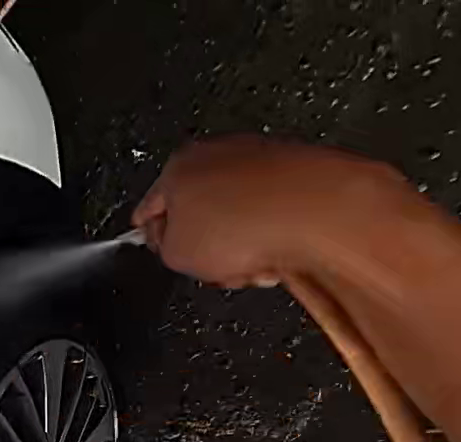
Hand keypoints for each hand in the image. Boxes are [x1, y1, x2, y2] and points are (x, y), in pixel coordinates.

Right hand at [131, 136, 412, 286]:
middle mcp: (217, 155)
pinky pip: (266, 221)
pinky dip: (266, 242)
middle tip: (209, 267)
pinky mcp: (290, 178)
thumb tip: (170, 245)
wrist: (310, 212)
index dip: (150, 236)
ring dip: (236, 252)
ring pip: (232, 222)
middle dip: (202, 249)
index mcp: (178, 167)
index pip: (149, 207)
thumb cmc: (245, 223)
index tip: (153, 247)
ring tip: (247, 265)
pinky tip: (272, 257)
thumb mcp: (175, 254)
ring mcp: (256, 163)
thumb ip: (162, 248)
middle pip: (196, 216)